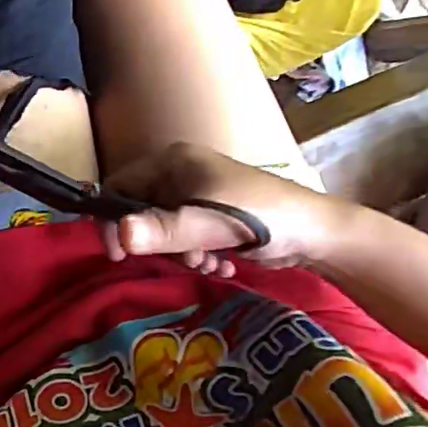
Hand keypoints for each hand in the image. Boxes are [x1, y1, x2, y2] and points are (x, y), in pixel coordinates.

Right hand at [100, 143, 348, 274]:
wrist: (315, 232)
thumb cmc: (258, 216)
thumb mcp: (206, 224)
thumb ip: (161, 230)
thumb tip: (117, 235)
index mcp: (173, 162)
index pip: (120, 186)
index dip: (113, 219)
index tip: (119, 255)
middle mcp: (182, 173)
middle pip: (144, 211)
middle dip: (161, 242)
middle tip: (184, 258)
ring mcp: (200, 194)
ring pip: (167, 229)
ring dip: (184, 253)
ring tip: (210, 261)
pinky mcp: (216, 215)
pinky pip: (190, 237)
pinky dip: (201, 254)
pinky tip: (223, 264)